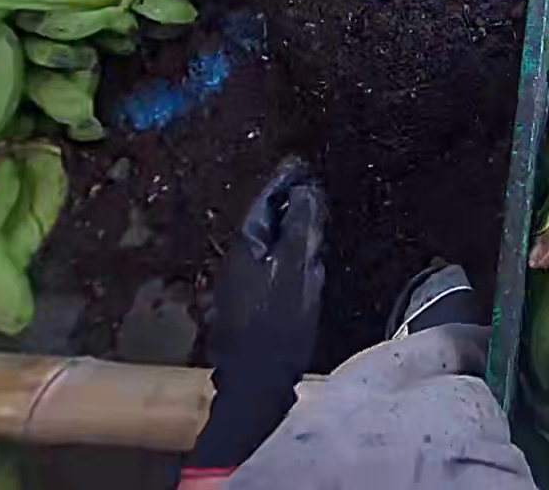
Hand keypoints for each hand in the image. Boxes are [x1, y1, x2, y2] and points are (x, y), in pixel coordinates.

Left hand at [188, 157, 326, 468]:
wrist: (257, 382)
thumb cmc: (279, 321)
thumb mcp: (298, 266)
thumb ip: (302, 225)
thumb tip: (305, 191)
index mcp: (246, 246)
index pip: (265, 201)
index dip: (284, 182)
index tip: (300, 165)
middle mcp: (236, 261)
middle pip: (265, 222)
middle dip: (287, 205)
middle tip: (311, 190)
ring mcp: (238, 284)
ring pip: (267, 244)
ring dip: (287, 230)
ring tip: (311, 220)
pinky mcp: (247, 304)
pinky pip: (269, 264)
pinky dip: (285, 253)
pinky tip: (302, 261)